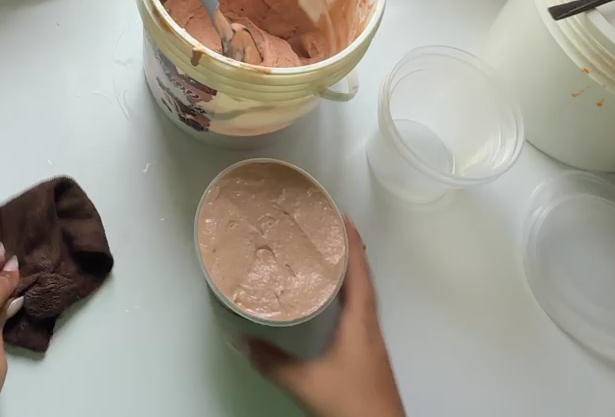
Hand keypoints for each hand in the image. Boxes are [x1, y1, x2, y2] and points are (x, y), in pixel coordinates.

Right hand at [247, 221, 405, 416]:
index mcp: (360, 320)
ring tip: (333, 254)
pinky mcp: (371, 353)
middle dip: (351, 250)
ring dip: (353, 271)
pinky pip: (363, 309)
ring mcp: (373, 340)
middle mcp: (371, 324)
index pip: (359, 271)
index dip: (353, 242)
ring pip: (365, 294)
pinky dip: (353, 292)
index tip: (342, 215)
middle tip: (332, 228)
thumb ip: (272, 362)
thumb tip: (241, 340)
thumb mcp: (306, 383)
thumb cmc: (351, 402)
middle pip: (365, 278)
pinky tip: (338, 299)